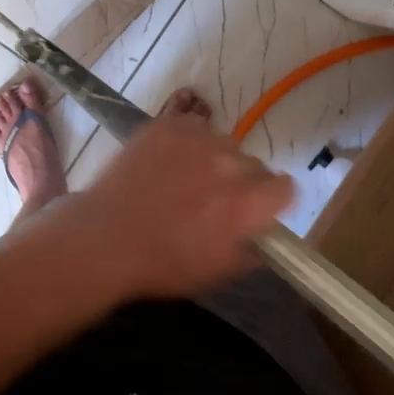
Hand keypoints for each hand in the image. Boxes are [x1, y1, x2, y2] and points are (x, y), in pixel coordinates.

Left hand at [40, 115, 294, 298]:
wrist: (107, 235)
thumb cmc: (164, 263)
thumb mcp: (220, 270)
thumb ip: (253, 247)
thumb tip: (265, 231)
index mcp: (248, 203)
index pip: (286, 187)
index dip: (274, 199)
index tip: (259, 208)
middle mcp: (229, 163)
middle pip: (254, 164)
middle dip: (243, 182)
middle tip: (216, 199)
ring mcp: (197, 138)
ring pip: (224, 143)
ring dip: (216, 159)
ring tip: (189, 179)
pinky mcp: (169, 124)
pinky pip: (194, 127)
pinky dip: (188, 142)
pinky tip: (170, 162)